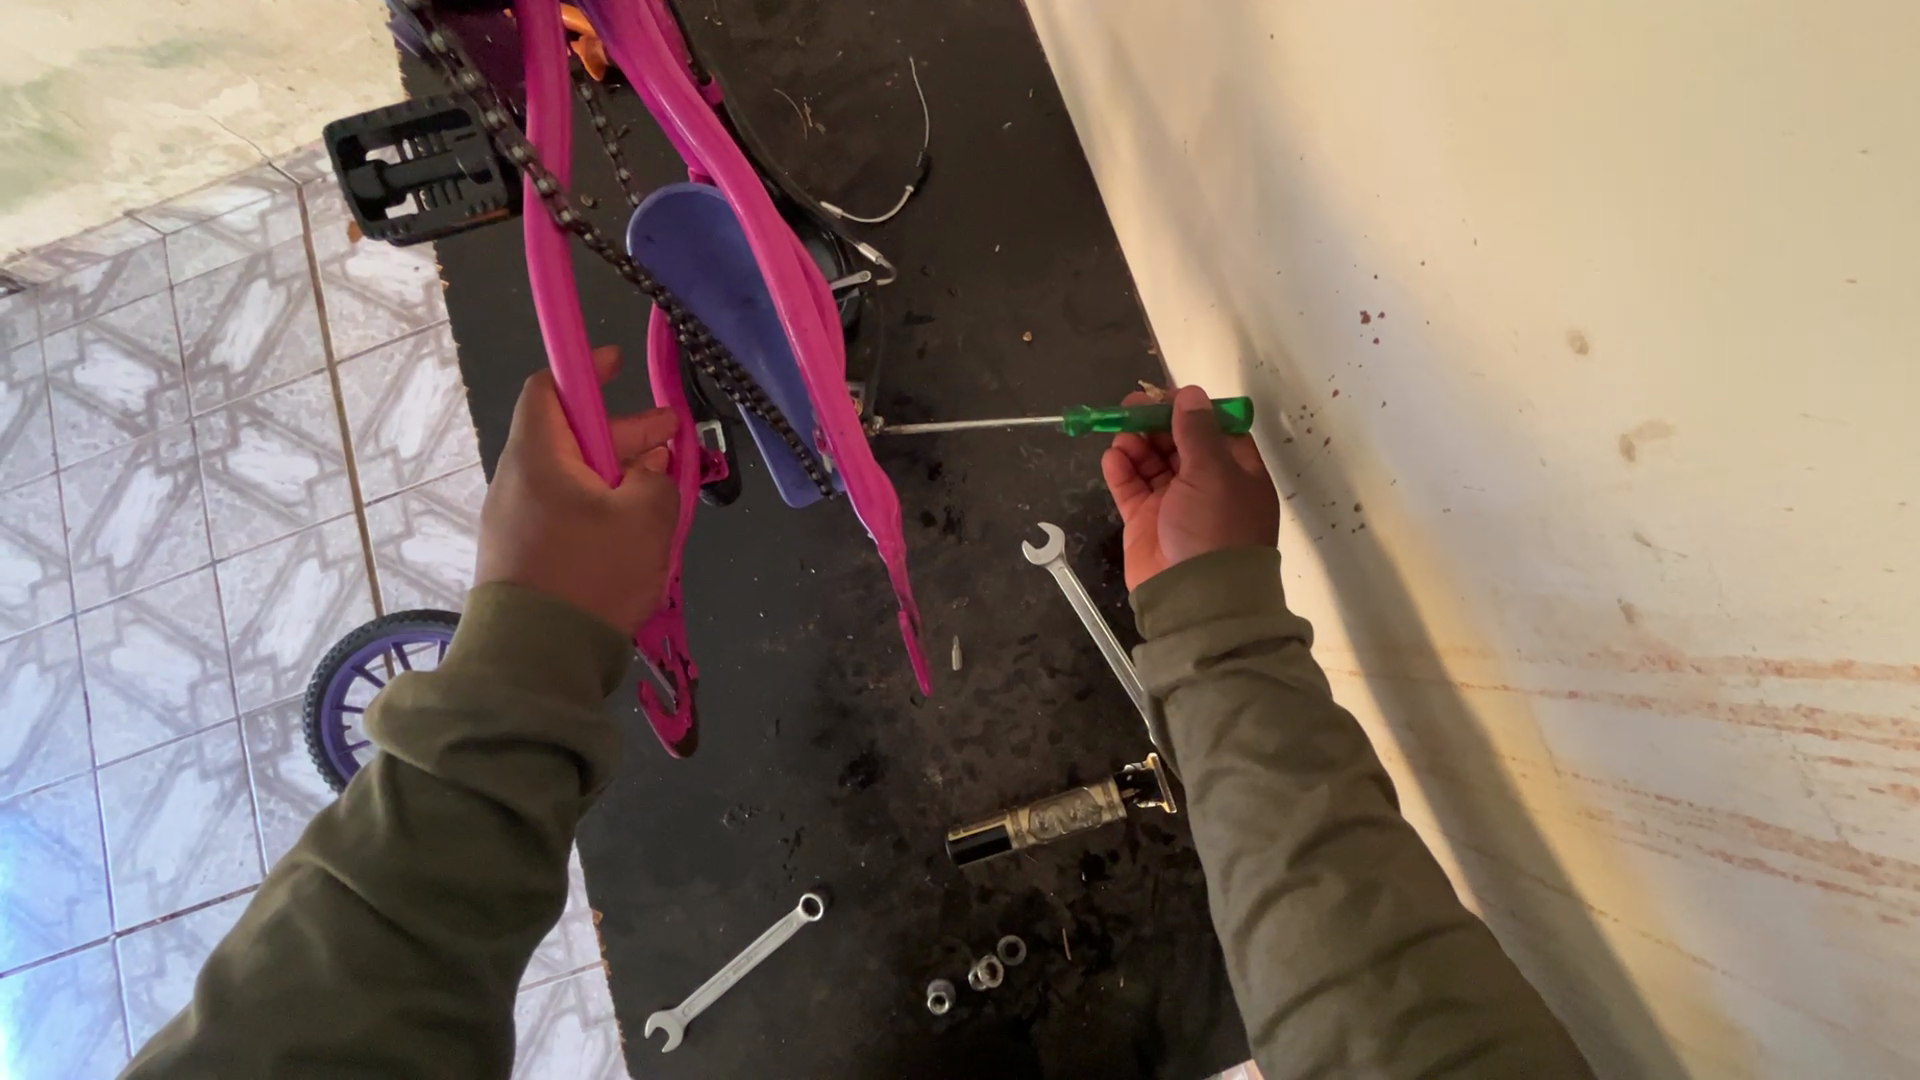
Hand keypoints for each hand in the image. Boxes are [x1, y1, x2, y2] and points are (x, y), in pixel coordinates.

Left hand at [476, 346, 679, 632]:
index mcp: (540, 458)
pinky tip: (634, 526)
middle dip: (625, 434)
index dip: (583, 371)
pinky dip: (602, 505)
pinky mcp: (523, 552)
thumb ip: (657, 477)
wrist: (539, 656)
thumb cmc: (594, 573)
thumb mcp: (647, 518)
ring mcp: (516, 519)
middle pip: (571, 437)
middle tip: (674, 440)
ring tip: (663, 488)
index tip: (616, 364)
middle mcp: (519, 480)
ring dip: (619, 474)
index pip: (548, 390)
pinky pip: (566, 510)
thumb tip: (650, 464)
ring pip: (574, 478)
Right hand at [1101, 384, 1278, 589]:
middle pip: (1177, 443)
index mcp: (1235, 471)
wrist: (1196, 596)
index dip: (1188, 409)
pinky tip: (1113, 458)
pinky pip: (1130, 489)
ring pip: (1151, 463)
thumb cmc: (1216, 528)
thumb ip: (1197, 431)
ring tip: (1120, 436)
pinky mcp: (1145, 522)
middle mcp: (1205, 484)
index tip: (1163, 395)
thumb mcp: (1214, 472)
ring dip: (1136, 445)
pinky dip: (1121, 471)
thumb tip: (1191, 394)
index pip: (1213, 429)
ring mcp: (1173, 504)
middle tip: (1128, 408)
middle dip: (1154, 423)